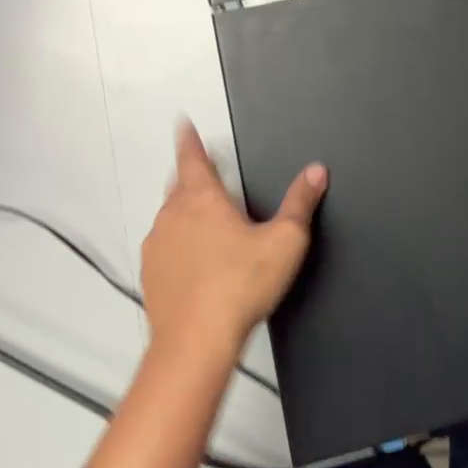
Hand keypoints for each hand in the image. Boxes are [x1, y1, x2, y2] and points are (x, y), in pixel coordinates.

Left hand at [140, 122, 326, 354]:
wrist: (195, 343)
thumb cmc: (241, 286)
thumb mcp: (286, 241)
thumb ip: (301, 202)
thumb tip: (317, 171)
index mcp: (202, 199)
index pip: (192, 157)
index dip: (188, 139)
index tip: (182, 124)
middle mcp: (172, 216)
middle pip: (178, 186)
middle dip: (191, 177)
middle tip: (205, 174)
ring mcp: (157, 247)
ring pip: (170, 218)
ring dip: (185, 214)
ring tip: (209, 224)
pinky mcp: (151, 276)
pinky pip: (165, 249)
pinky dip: (179, 246)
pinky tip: (197, 264)